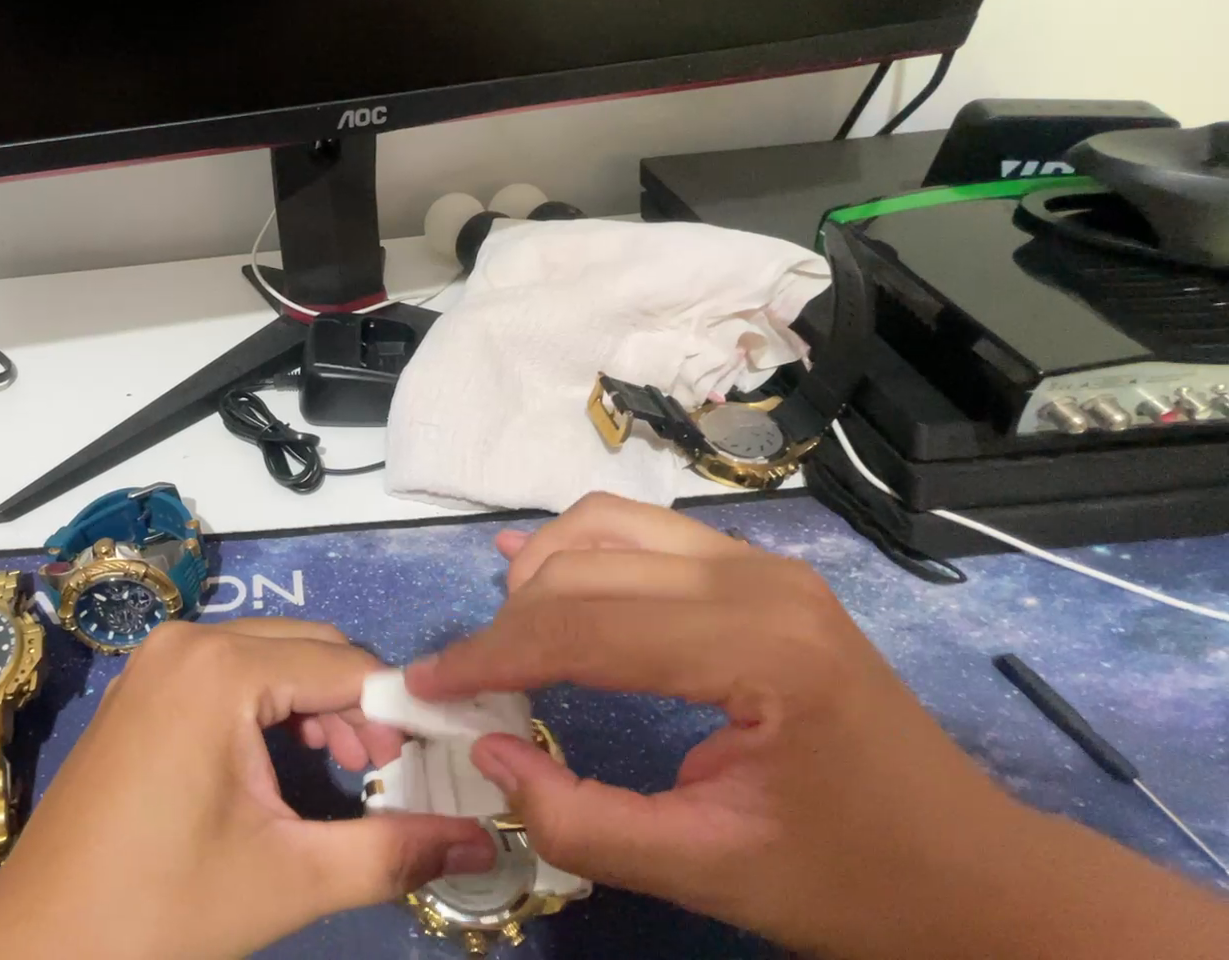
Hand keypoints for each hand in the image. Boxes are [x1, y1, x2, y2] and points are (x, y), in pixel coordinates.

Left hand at [0, 618, 493, 959]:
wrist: (36, 944)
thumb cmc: (161, 908)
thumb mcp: (288, 879)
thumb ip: (393, 852)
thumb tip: (482, 841)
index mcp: (220, 669)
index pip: (343, 663)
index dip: (397, 707)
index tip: (427, 760)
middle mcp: (188, 640)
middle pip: (307, 648)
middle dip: (355, 703)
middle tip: (379, 773)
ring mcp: (157, 658)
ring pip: (270, 656)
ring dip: (315, 703)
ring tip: (336, 770)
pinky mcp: (143, 683)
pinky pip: (229, 670)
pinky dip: (269, 702)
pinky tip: (278, 759)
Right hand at [406, 493, 1228, 959]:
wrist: (981, 874)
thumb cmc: (856, 883)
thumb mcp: (709, 873)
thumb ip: (582, 822)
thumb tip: (487, 749)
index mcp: (760, 651)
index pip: (585, 628)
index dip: (490, 655)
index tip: (426, 684)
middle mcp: (756, 582)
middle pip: (584, 568)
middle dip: (505, 623)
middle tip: (463, 681)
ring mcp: (758, 565)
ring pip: (604, 525)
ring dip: (538, 574)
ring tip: (503, 639)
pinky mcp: (753, 571)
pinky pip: (639, 532)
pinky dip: (576, 552)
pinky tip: (535, 573)